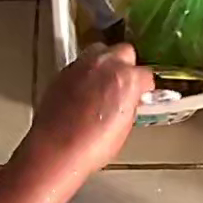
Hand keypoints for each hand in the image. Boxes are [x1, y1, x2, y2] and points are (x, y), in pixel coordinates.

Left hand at [22, 44, 154, 177]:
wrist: (56, 149)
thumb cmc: (91, 145)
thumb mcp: (124, 128)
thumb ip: (129, 105)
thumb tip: (128, 102)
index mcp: (127, 79)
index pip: (145, 75)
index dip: (144, 87)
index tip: (141, 94)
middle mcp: (105, 65)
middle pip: (124, 52)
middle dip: (125, 66)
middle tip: (122, 85)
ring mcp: (82, 66)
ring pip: (100, 53)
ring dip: (104, 65)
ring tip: (102, 86)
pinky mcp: (63, 72)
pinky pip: (80, 65)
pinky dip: (85, 74)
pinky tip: (83, 92)